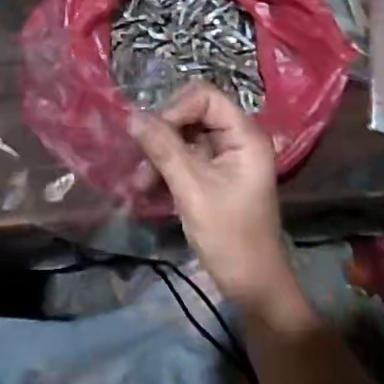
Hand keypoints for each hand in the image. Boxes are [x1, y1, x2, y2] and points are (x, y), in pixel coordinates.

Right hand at [129, 83, 307, 320]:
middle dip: (161, 135)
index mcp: (245, 136)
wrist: (251, 286)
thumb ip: (163, 149)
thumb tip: (131, 115)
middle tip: (141, 162)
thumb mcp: (192, 190)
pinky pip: (181, 156)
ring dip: (157, 155)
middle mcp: (236, 139)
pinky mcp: (212, 174)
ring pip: (180, 136)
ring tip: (139, 184)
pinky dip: (162, 168)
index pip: (204, 97)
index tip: (153, 136)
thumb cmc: (230, 237)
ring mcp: (224, 157)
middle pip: (189, 113)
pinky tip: (146, 189)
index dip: (175, 109)